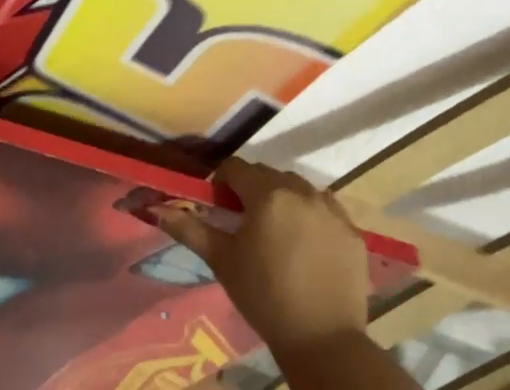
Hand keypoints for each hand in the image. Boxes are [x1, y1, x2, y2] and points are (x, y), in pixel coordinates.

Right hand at [152, 159, 368, 352]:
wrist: (323, 340)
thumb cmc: (263, 296)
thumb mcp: (222, 260)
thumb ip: (188, 228)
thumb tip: (156, 208)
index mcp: (267, 194)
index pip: (235, 168)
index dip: (222, 184)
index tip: (219, 209)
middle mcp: (302, 192)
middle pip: (268, 176)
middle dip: (252, 191)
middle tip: (245, 223)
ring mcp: (332, 211)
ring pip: (299, 189)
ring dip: (284, 200)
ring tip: (278, 233)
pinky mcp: (353, 232)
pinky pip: (326, 210)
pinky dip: (312, 217)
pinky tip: (307, 246)